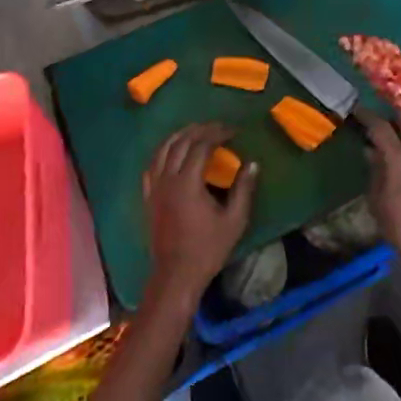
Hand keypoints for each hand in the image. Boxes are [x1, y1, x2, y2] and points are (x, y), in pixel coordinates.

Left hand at [142, 124, 257, 303]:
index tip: (233, 131)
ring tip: (194, 131)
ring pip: (163, 150)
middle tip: (217, 127)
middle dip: (199, 130)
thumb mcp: (234, 220)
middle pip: (180, 143)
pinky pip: (152, 166)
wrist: (176, 274)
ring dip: (179, 136)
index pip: (201, 146)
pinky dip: (162, 152)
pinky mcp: (148, 196)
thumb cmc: (208, 248)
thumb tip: (252, 164)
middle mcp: (168, 179)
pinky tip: (170, 152)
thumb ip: (243, 189)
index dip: (218, 134)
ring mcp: (155, 187)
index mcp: (188, 182)